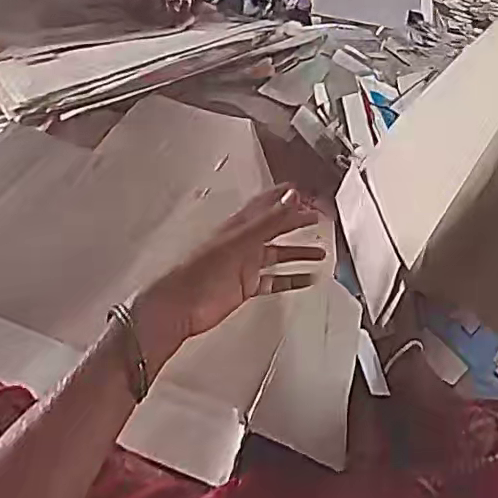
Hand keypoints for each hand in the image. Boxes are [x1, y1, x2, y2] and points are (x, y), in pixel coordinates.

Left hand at [132, 185, 323, 343]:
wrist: (179, 307)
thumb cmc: (200, 272)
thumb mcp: (242, 241)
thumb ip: (270, 219)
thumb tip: (292, 196)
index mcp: (242, 226)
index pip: (268, 204)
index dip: (286, 196)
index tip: (304, 190)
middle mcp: (244, 242)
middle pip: (277, 227)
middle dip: (298, 221)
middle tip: (318, 217)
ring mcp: (245, 264)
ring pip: (278, 254)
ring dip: (299, 252)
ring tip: (319, 251)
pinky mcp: (246, 286)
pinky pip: (275, 279)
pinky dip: (291, 278)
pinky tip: (304, 279)